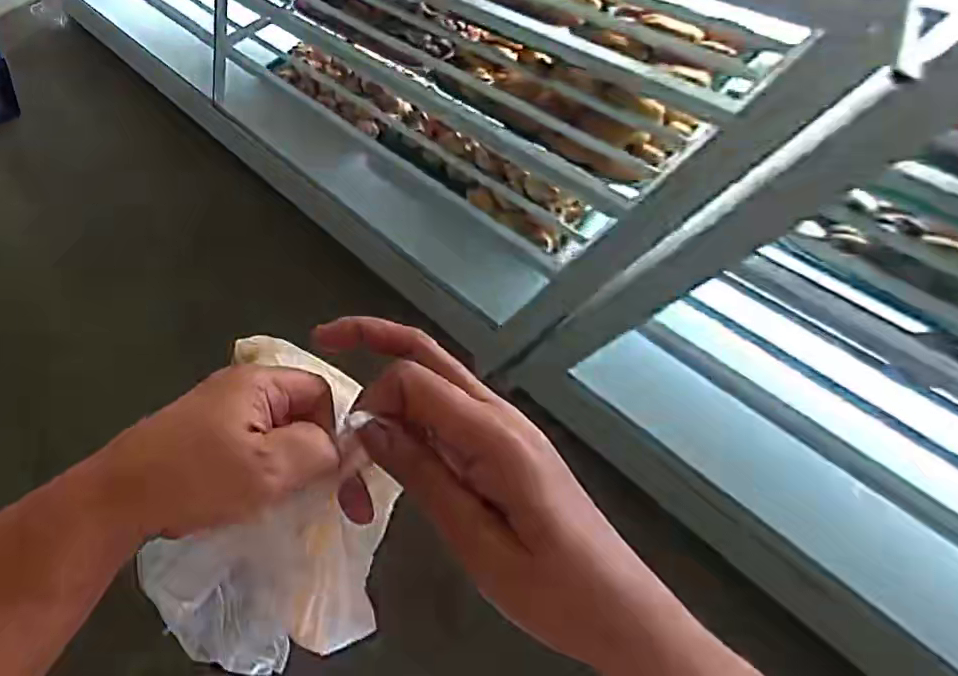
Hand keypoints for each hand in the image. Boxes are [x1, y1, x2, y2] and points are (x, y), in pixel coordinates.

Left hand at [97, 364, 342, 539]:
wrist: (127, 491)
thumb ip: (317, 449)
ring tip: (307, 508)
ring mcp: (223, 413)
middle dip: (325, 456)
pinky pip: (257, 449)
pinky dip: (272, 474)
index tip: (346, 479)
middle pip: (302, 414)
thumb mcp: (269, 466)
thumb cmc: (198, 475)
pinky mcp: (210, 438)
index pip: (320, 392)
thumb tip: (346, 444)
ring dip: (300, 471)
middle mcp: (241, 389)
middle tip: (341, 508)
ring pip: (281, 436)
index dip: (339, 431)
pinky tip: (273, 502)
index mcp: (256, 383)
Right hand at [313, 318, 756, 675]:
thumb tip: (367, 426)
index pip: (412, 379)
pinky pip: (445, 403)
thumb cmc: (559, 594)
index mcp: (496, 437)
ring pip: (433, 371)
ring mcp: (505, 426)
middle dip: (370, 334)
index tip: (356, 449)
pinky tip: (393, 436)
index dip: (372, 402)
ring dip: (388, 376)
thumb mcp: (480, 545)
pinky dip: (408, 406)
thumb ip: (421, 476)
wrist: (633, 624)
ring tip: (356, 409)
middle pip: (424, 350)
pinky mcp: (504, 443)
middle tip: (324, 338)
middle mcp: (500, 416)